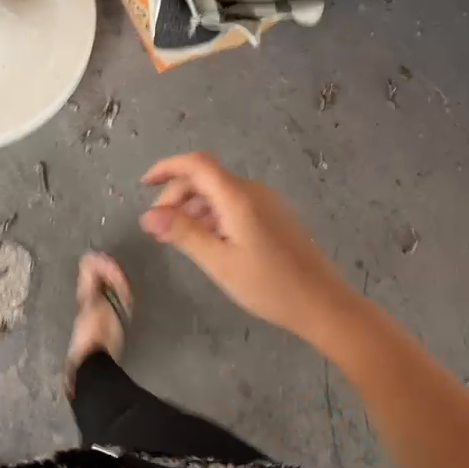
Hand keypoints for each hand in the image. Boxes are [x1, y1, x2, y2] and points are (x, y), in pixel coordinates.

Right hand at [139, 152, 353, 338]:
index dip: (167, 167)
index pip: (196, 164)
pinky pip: (235, 203)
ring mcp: (266, 202)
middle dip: (177, 195)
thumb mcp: (219, 261)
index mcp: (237, 196)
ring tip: (178, 238)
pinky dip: (213, 214)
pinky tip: (208, 241)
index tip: (144, 185)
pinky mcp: (274, 216)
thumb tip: (148, 214)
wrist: (323, 304)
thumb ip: (183, 233)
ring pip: (219, 191)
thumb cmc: (269, 285)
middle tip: (159, 227)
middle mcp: (252, 190)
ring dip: (194, 207)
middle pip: (206, 177)